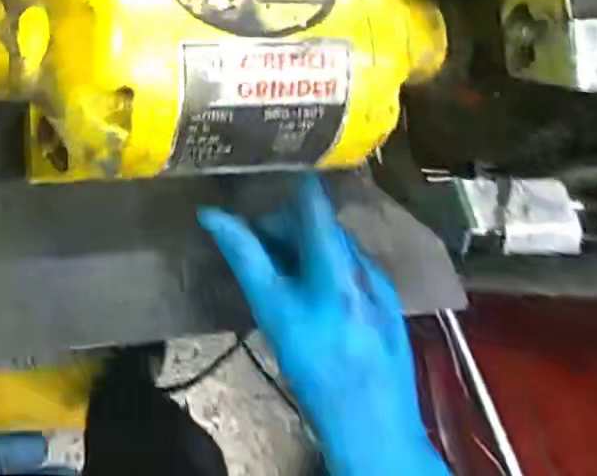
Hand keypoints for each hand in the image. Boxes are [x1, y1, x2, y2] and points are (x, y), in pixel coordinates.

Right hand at [199, 176, 449, 475]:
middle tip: (252, 244)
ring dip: (299, 249)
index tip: (259, 164)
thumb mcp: (271, 307)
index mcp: (340, 262)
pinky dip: (318, 269)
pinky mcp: (386, 311)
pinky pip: (346, 271)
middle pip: (320, 225)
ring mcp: (382, 290)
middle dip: (282, 227)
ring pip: (333, 249)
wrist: (375, 431)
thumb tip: (209, 213)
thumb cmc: (315, 363)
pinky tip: (302, 297)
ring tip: (273, 273)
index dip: (287, 177)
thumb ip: (243, 254)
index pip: (314, 200)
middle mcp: (367, 267)